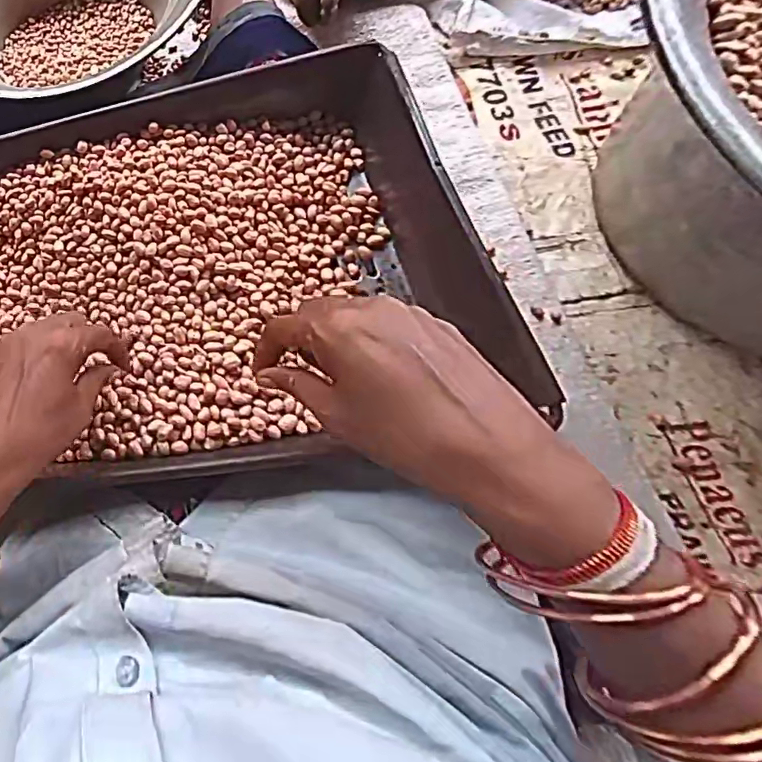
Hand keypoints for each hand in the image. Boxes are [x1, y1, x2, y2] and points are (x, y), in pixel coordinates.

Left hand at [0, 313, 130, 490]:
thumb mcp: (78, 411)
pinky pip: (21, 342)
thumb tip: (107, 369)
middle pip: (70, 321)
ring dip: (61, 341)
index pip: (98, 332)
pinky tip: (40, 373)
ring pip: (43, 327)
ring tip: (69, 367)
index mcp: (59, 345)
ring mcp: (7, 342)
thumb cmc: (36, 437)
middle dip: (88, 338)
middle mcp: (31, 334)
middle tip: (99, 361)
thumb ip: (95, 381)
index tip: (122, 363)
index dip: (116, 347)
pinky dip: (37, 349)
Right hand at [254, 296, 618, 565]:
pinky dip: (369, 338)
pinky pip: (387, 321)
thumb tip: (275, 375)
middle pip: (316, 312)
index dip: (266, 349)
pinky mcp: (437, 325)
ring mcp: (409, 313)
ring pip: (353, 313)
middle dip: (300, 339)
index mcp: (338, 327)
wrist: (496, 452)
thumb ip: (297, 385)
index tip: (265, 369)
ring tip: (339, 376)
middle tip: (296, 372)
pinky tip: (378, 374)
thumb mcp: (336, 416)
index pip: (283, 326)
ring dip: (335, 337)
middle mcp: (372, 309)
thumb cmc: (412, 438)